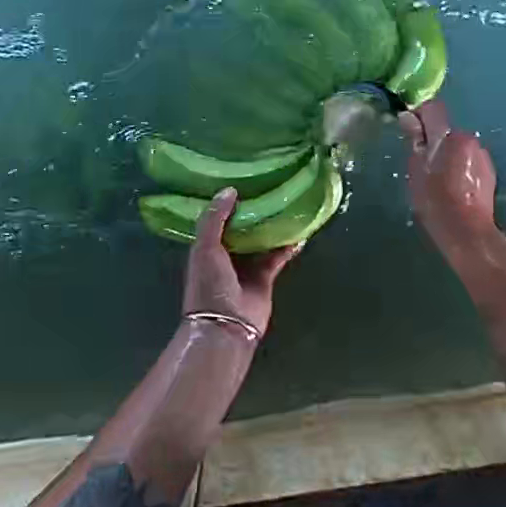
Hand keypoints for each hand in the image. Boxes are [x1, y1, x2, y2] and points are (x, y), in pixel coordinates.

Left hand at [182, 188, 301, 336]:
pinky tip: (300, 233)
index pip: (218, 219)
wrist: (227, 324)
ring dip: (274, 227)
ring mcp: (247, 266)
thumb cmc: (210, 285)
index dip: (229, 202)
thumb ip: (214, 220)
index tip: (244, 182)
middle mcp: (226, 254)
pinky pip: (278, 255)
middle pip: (242, 228)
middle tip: (272, 190)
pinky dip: (288, 246)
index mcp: (207, 247)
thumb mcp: (205, 249)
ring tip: (289, 206)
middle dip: (255, 212)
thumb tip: (230, 190)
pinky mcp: (266, 276)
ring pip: (262, 240)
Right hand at [398, 100, 505, 274]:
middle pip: (446, 130)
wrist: (468, 232)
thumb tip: (408, 117)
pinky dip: (460, 167)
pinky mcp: (489, 170)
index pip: (433, 109)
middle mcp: (469, 139)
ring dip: (448, 155)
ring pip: (458, 146)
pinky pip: (469, 160)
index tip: (409, 130)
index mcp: (450, 137)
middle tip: (421, 165)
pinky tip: (454, 187)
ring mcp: (482, 154)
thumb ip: (415, 141)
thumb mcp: (417, 172)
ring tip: (438, 180)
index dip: (419, 115)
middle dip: (434, 141)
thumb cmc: (436, 202)